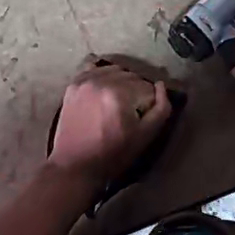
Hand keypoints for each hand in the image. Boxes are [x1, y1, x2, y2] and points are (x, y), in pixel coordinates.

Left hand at [47, 61, 172, 186]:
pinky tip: (104, 91)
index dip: (149, 105)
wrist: (75, 165)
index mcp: (120, 93)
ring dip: (121, 83)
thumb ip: (162, 109)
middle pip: (132, 77)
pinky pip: (94, 69)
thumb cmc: (113, 154)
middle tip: (130, 114)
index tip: (141, 120)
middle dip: (136, 93)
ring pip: (115, 71)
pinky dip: (103, 76)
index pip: (148, 88)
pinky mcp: (73, 85)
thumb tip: (161, 86)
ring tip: (117, 104)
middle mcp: (101, 81)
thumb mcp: (146, 136)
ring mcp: (84, 81)